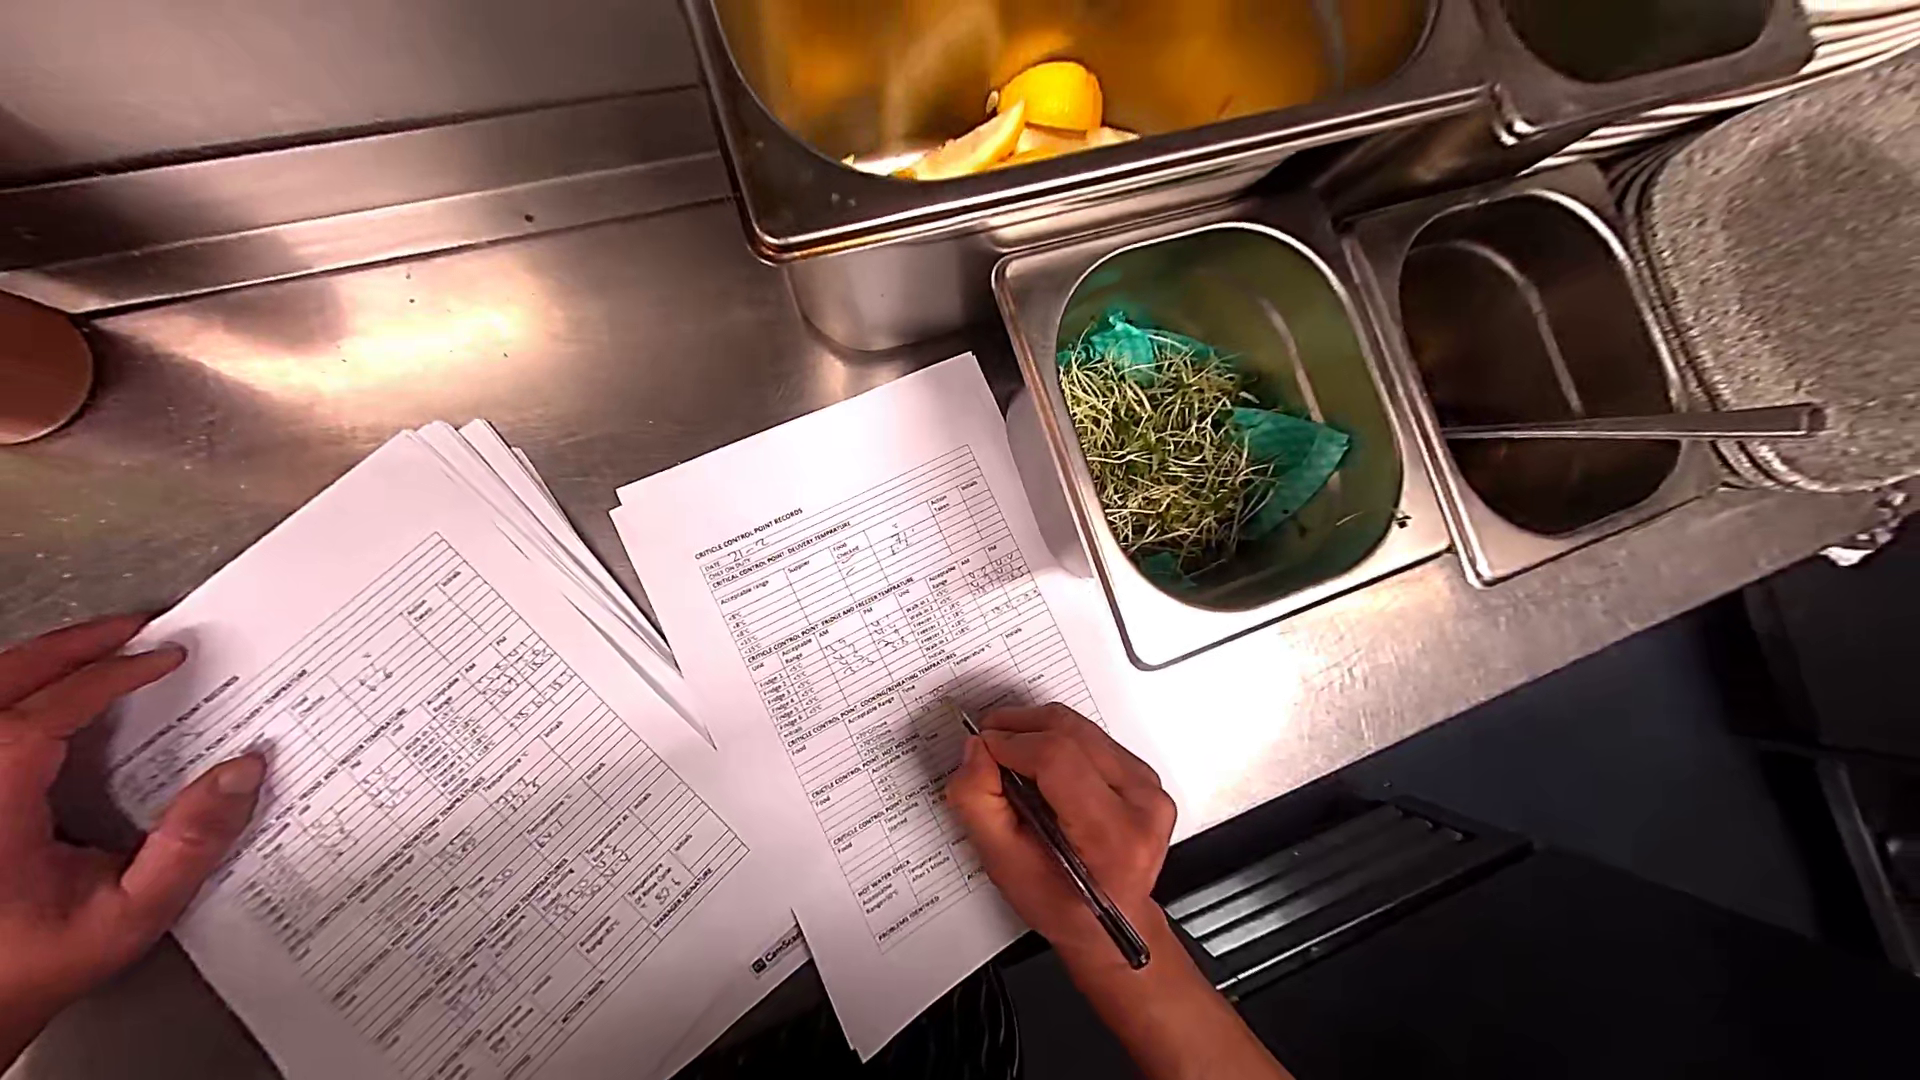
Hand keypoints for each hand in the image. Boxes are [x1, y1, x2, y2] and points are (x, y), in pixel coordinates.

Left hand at [0, 615, 263, 1063]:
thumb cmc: (31, 966)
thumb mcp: (131, 914)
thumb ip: (191, 843)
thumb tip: (246, 769)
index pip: (32, 723)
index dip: (103, 679)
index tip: (163, 657)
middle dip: (60, 651)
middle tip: (131, 627)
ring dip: (33, 667)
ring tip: (99, 647)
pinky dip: (16, 697)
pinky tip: (57, 695)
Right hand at [945, 703, 1175, 965]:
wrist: (1110, 917)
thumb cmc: (1063, 902)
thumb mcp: (1005, 865)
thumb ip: (978, 803)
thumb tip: (977, 749)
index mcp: (1114, 837)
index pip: (1058, 759)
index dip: (1011, 743)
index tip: (984, 748)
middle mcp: (1142, 805)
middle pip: (1069, 733)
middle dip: (1018, 727)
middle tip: (988, 743)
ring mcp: (1148, 785)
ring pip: (1078, 726)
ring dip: (1035, 728)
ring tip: (1008, 749)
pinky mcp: (1142, 772)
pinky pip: (1089, 734)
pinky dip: (1054, 736)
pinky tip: (1036, 758)